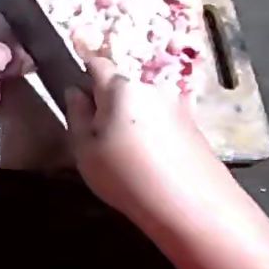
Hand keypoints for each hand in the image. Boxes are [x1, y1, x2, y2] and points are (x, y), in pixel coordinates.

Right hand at [65, 57, 231, 229]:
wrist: (190, 205)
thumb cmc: (124, 174)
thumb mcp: (84, 149)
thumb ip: (76, 115)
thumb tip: (75, 91)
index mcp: (120, 87)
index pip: (98, 63)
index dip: (84, 73)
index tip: (78, 96)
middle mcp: (151, 87)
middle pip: (122, 87)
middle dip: (109, 104)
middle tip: (98, 137)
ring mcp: (176, 106)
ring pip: (143, 107)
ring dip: (132, 122)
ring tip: (127, 156)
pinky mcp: (193, 127)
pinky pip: (162, 123)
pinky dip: (152, 136)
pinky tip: (150, 164)